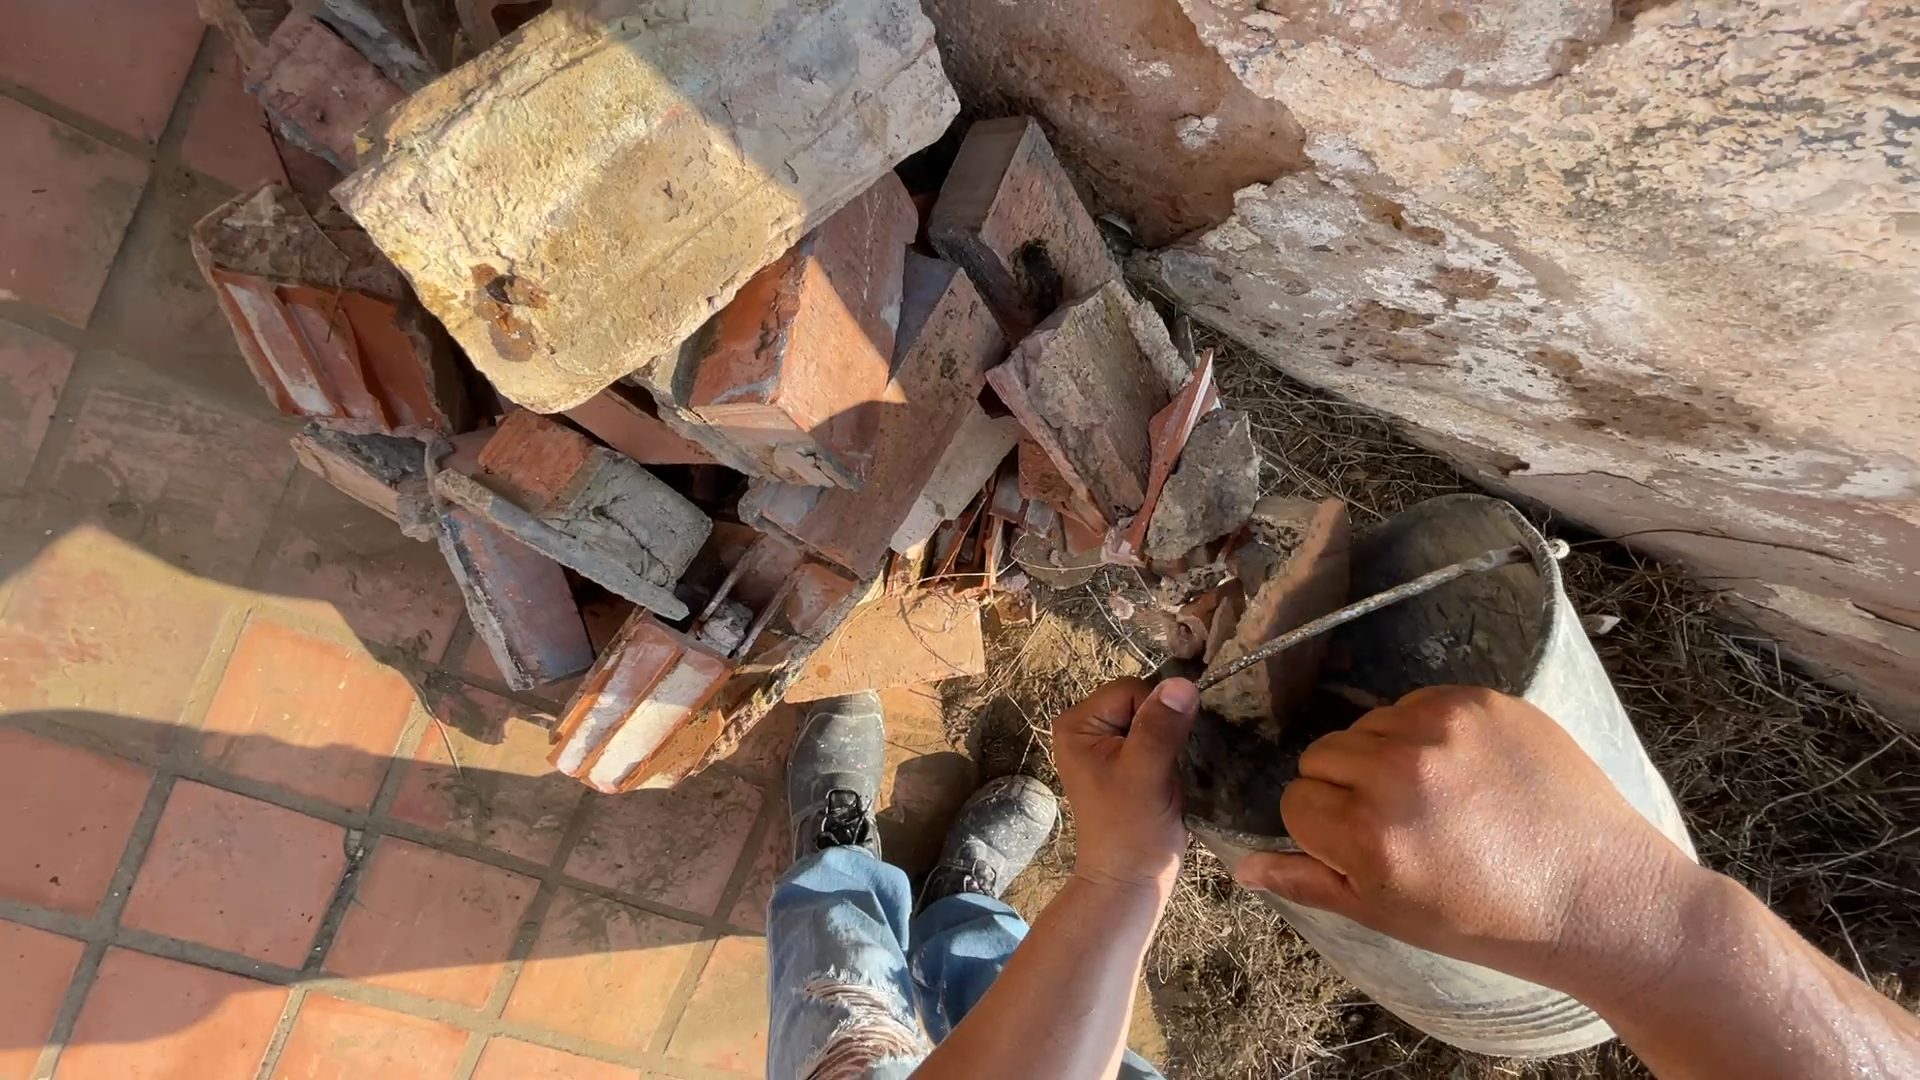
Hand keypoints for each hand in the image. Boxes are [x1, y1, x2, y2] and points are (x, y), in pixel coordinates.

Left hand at [1052, 677, 1198, 894]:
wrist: (1129, 882)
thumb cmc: (1131, 831)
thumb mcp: (1145, 775)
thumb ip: (1159, 729)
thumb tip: (1182, 684)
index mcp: (1077, 723)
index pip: (1131, 689)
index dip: (1155, 714)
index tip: (1161, 753)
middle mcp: (1086, 727)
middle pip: (1142, 701)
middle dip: (1163, 727)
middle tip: (1166, 765)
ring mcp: (1105, 745)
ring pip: (1153, 719)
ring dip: (1170, 740)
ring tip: (1170, 771)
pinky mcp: (1125, 761)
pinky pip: (1156, 737)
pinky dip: (1170, 751)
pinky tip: (1171, 775)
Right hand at [1233, 685, 1699, 997]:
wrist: (1614, 902)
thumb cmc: (1492, 922)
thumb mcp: (1391, 916)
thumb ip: (1309, 883)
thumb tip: (1240, 866)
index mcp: (1370, 835)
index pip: (1294, 800)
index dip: (1324, 827)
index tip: (1364, 846)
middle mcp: (1398, 772)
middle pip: (1321, 756)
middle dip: (1346, 787)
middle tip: (1400, 820)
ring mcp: (1440, 729)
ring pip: (1362, 725)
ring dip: (1382, 754)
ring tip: (1435, 793)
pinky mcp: (1477, 700)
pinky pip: (1412, 703)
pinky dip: (1425, 730)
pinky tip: (1464, 767)